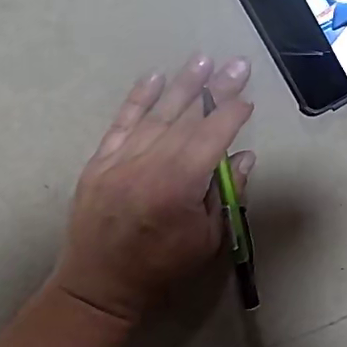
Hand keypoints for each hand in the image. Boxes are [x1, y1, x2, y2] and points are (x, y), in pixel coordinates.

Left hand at [52, 53, 254, 323]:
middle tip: (237, 64)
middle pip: (188, 119)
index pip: (212, 137)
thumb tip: (244, 157)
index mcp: (179, 186)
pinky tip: (154, 78)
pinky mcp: (99, 162)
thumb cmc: (162, 268)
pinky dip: (138, 99)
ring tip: (202, 59)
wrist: (99, 286)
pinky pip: (121, 123)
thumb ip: (226, 194)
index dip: (232, 115)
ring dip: (182, 85)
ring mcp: (120, 160)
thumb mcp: (207, 239)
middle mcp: (149, 165)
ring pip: (157, 115)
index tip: (248, 99)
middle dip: (216, 90)